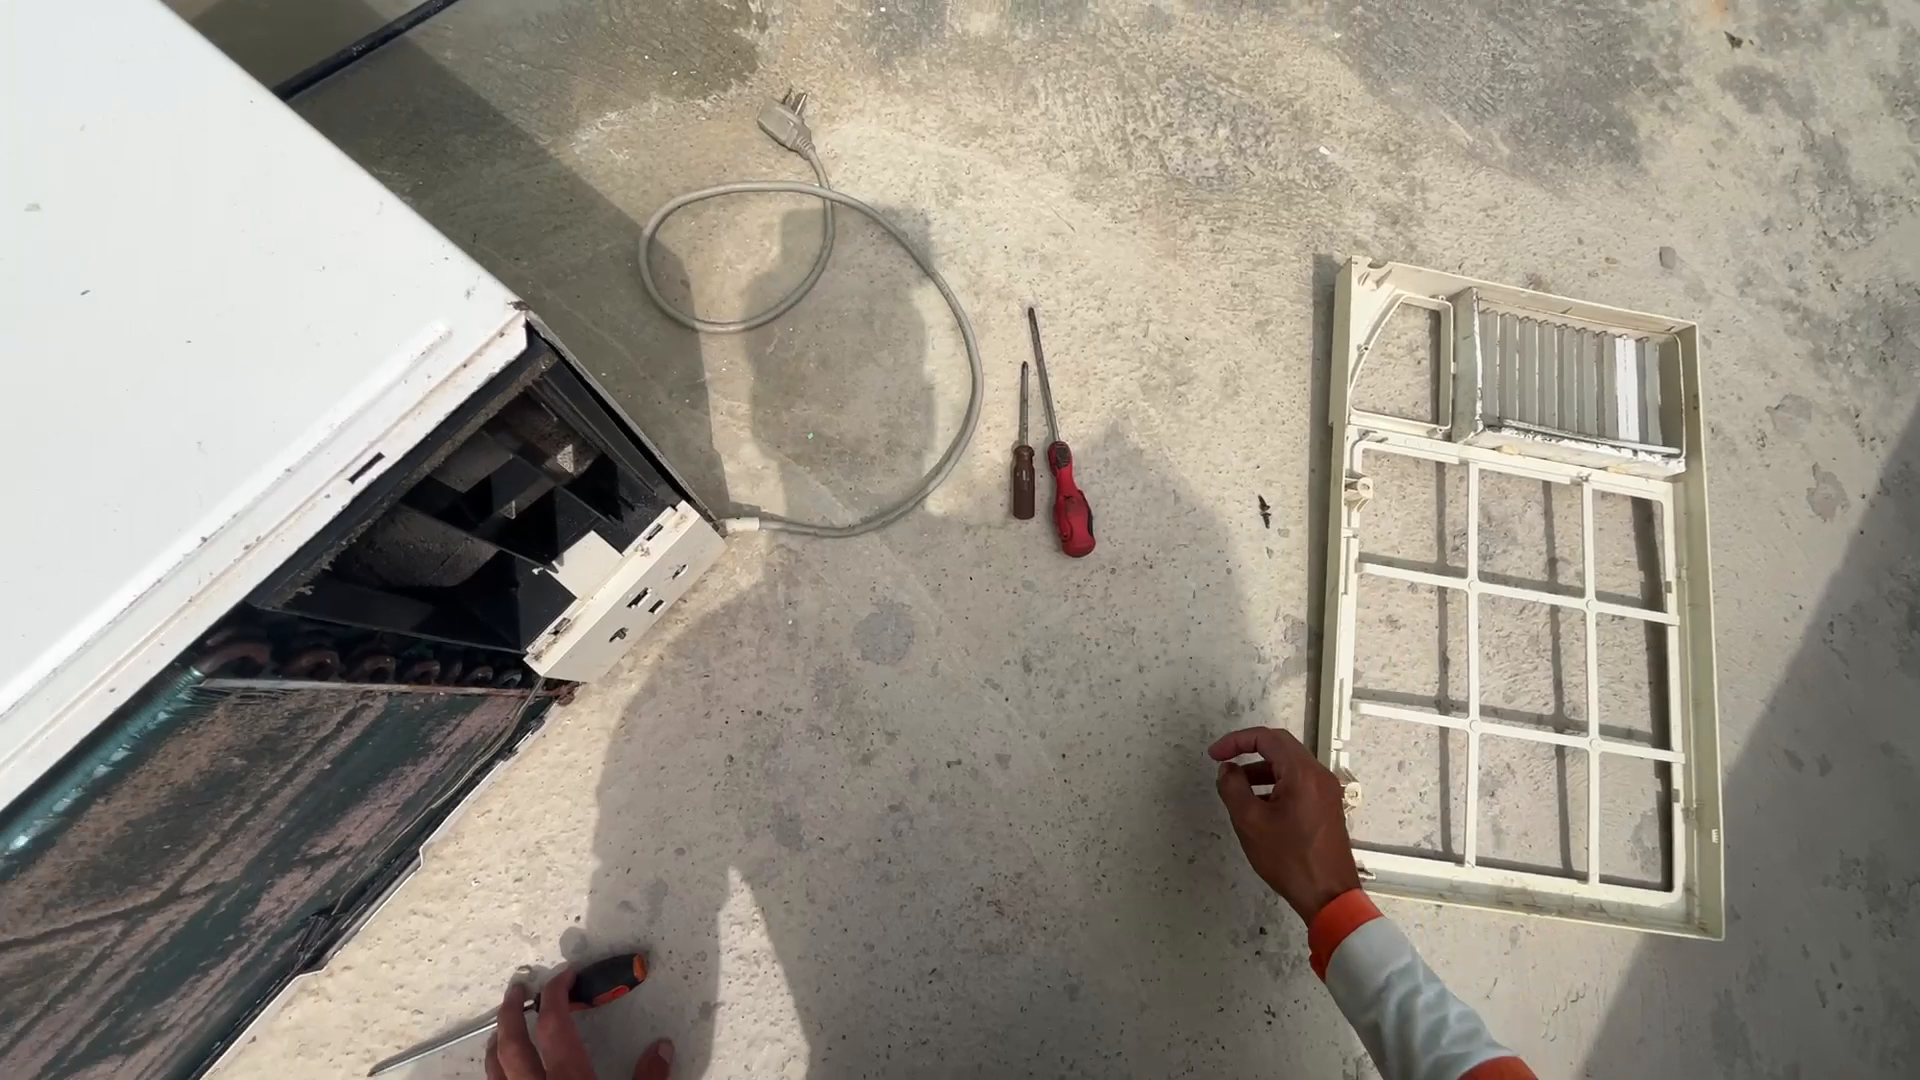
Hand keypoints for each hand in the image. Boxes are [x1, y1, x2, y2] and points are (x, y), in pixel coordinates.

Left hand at [485, 968, 673, 1079]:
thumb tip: (661, 1047)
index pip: (553, 1024)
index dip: (556, 993)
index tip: (566, 976)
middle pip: (510, 1045)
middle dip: (511, 1012)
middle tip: (518, 988)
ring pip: (493, 1074)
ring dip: (496, 1045)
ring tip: (503, 1028)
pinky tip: (506, 1078)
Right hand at [1209, 726, 1361, 923]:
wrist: (1330, 897)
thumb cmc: (1288, 859)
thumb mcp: (1249, 821)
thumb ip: (1232, 787)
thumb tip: (1228, 769)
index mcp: (1302, 773)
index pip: (1266, 738)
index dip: (1235, 741)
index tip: (1215, 755)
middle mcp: (1318, 776)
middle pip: (1280, 746)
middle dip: (1248, 749)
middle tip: (1224, 761)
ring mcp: (1326, 791)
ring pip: (1289, 764)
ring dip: (1261, 768)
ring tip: (1238, 786)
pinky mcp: (1327, 807)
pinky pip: (1298, 781)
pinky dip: (1275, 782)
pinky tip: (1259, 804)